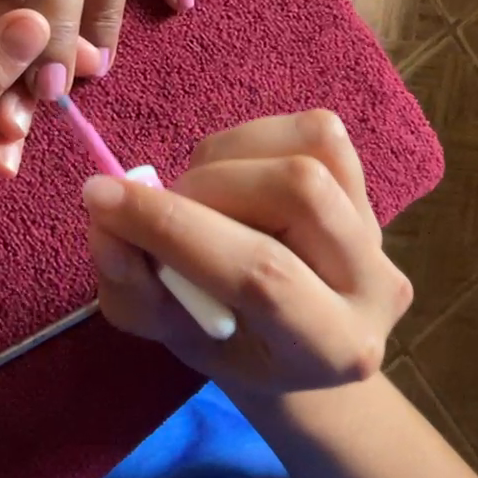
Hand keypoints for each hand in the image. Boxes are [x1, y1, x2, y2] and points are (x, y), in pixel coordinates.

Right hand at [82, 109, 411, 394]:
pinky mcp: (368, 186)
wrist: (283, 339)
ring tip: (198, 196)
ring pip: (305, 153)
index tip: (98, 197)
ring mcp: (379, 232)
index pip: (262, 276)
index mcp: (330, 346)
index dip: (174, 229)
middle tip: (159, 207)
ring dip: (224, 161)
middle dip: (202, 188)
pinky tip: (232, 176)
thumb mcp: (162, 327)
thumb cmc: (219, 339)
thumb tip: (103, 214)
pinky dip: (250, 141)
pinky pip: (313, 132)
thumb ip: (129, 281)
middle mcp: (375, 288)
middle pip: (296, 190)